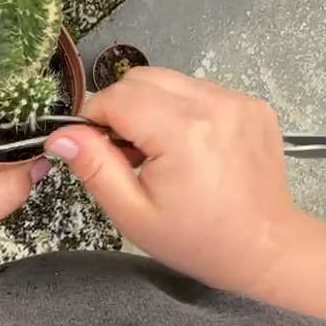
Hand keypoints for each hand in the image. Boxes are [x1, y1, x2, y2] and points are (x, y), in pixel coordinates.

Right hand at [44, 68, 325, 322]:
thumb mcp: (133, 214)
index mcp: (182, 132)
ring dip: (152, 109)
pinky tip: (190, 149)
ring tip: (160, 154)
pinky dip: (182, 112)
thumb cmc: (197, 240)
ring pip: (170, 81)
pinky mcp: (251, 104)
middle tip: (127, 154)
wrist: (264, 247)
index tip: (95, 149)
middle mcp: (212, 104)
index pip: (116, 96)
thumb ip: (95, 167)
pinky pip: (199, 91)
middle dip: (122, 109)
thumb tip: (61, 135)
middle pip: (141, 78)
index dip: (95, 119)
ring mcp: (237, 100)